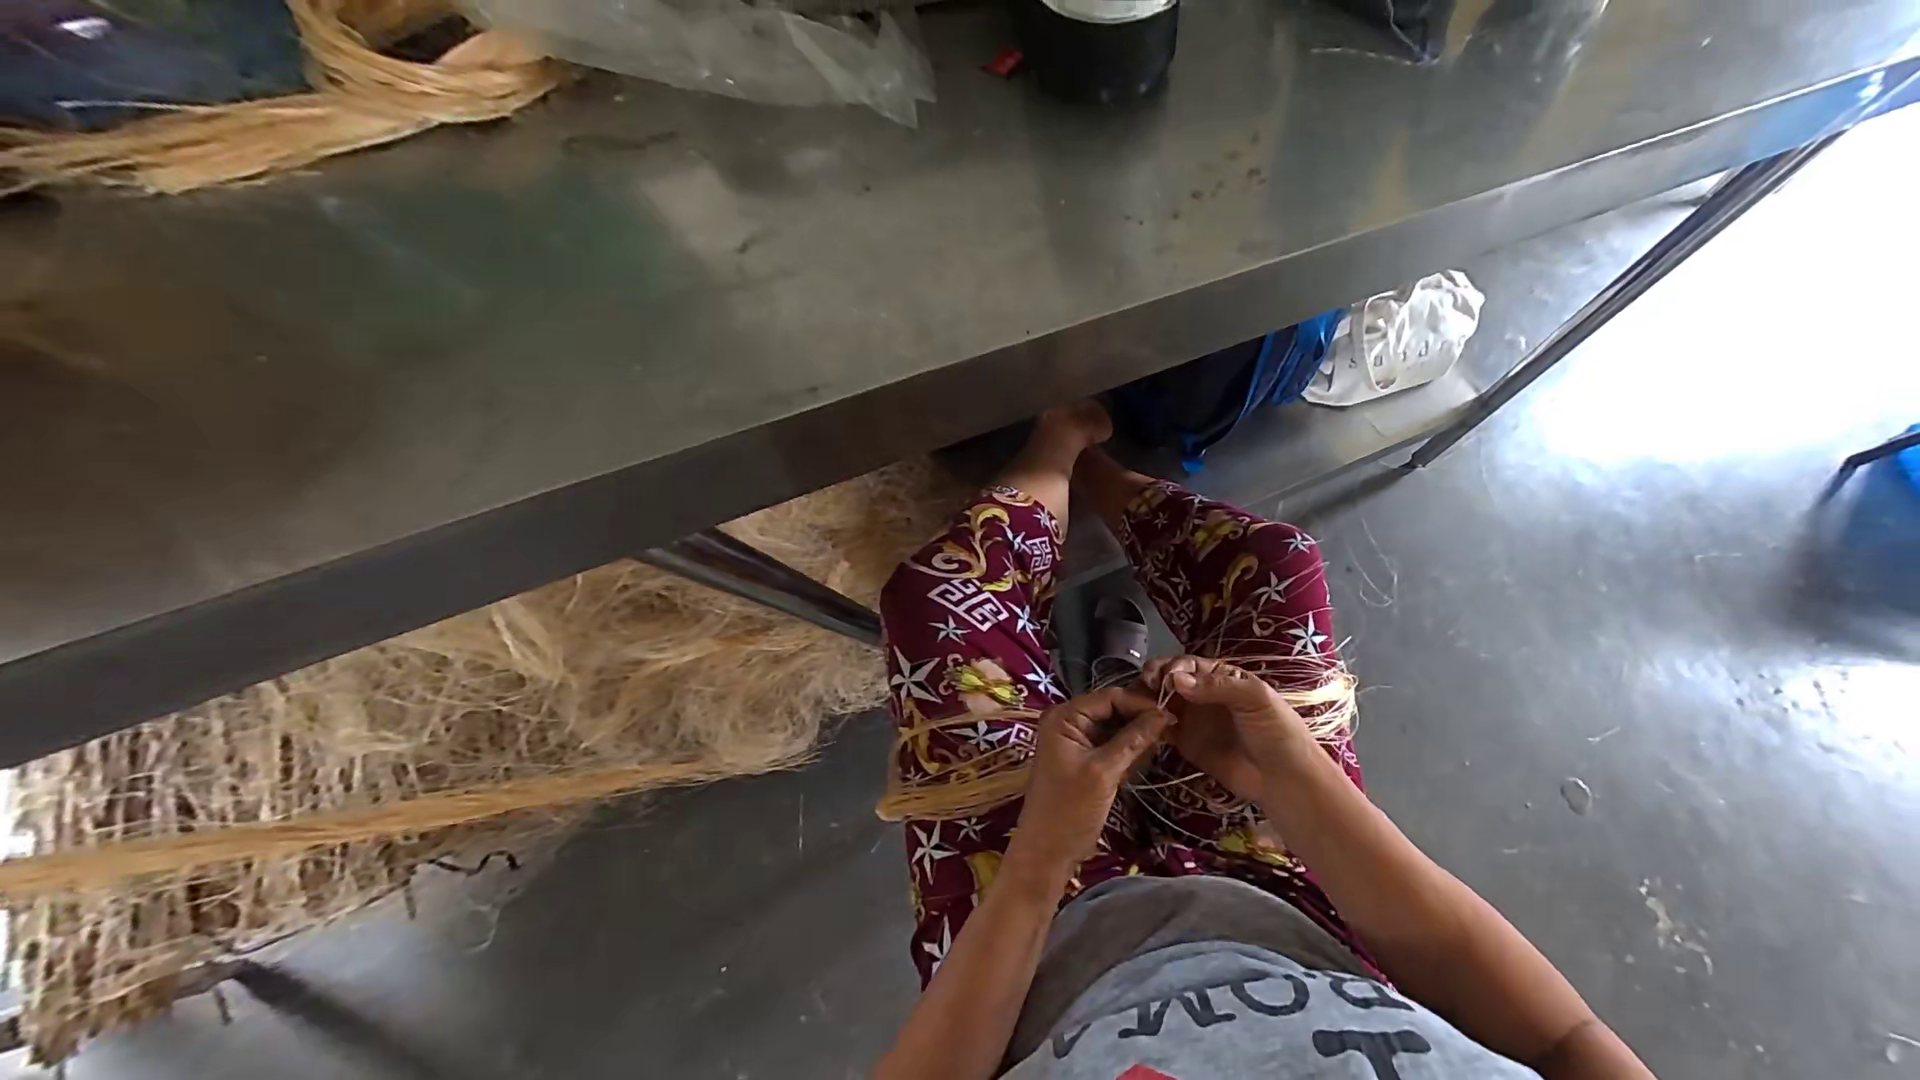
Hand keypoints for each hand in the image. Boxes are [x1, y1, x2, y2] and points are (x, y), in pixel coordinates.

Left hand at [1010, 687, 1172, 875]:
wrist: (1047, 851)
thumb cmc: (1070, 809)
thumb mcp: (1104, 771)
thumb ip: (1133, 739)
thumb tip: (1165, 714)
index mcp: (1064, 716)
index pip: (1109, 696)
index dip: (1140, 703)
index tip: (1173, 715)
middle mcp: (1067, 721)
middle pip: (1112, 709)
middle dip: (1140, 718)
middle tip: (1174, 729)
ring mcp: (1074, 740)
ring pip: (1114, 727)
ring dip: (1136, 735)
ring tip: (1165, 742)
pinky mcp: (1083, 759)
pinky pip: (1110, 744)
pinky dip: (1128, 750)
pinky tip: (1147, 757)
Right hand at [1143, 656, 1313, 796]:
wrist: (1286, 782)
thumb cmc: (1278, 733)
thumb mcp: (1256, 699)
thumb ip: (1217, 687)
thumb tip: (1175, 679)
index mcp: (1221, 677)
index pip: (1188, 664)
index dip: (1171, 667)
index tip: (1161, 678)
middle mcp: (1202, 694)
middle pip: (1169, 679)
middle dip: (1152, 679)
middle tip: (1143, 688)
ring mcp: (1192, 718)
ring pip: (1160, 701)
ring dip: (1145, 699)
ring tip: (1135, 705)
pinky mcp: (1184, 743)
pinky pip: (1161, 727)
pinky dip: (1148, 723)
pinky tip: (1142, 724)